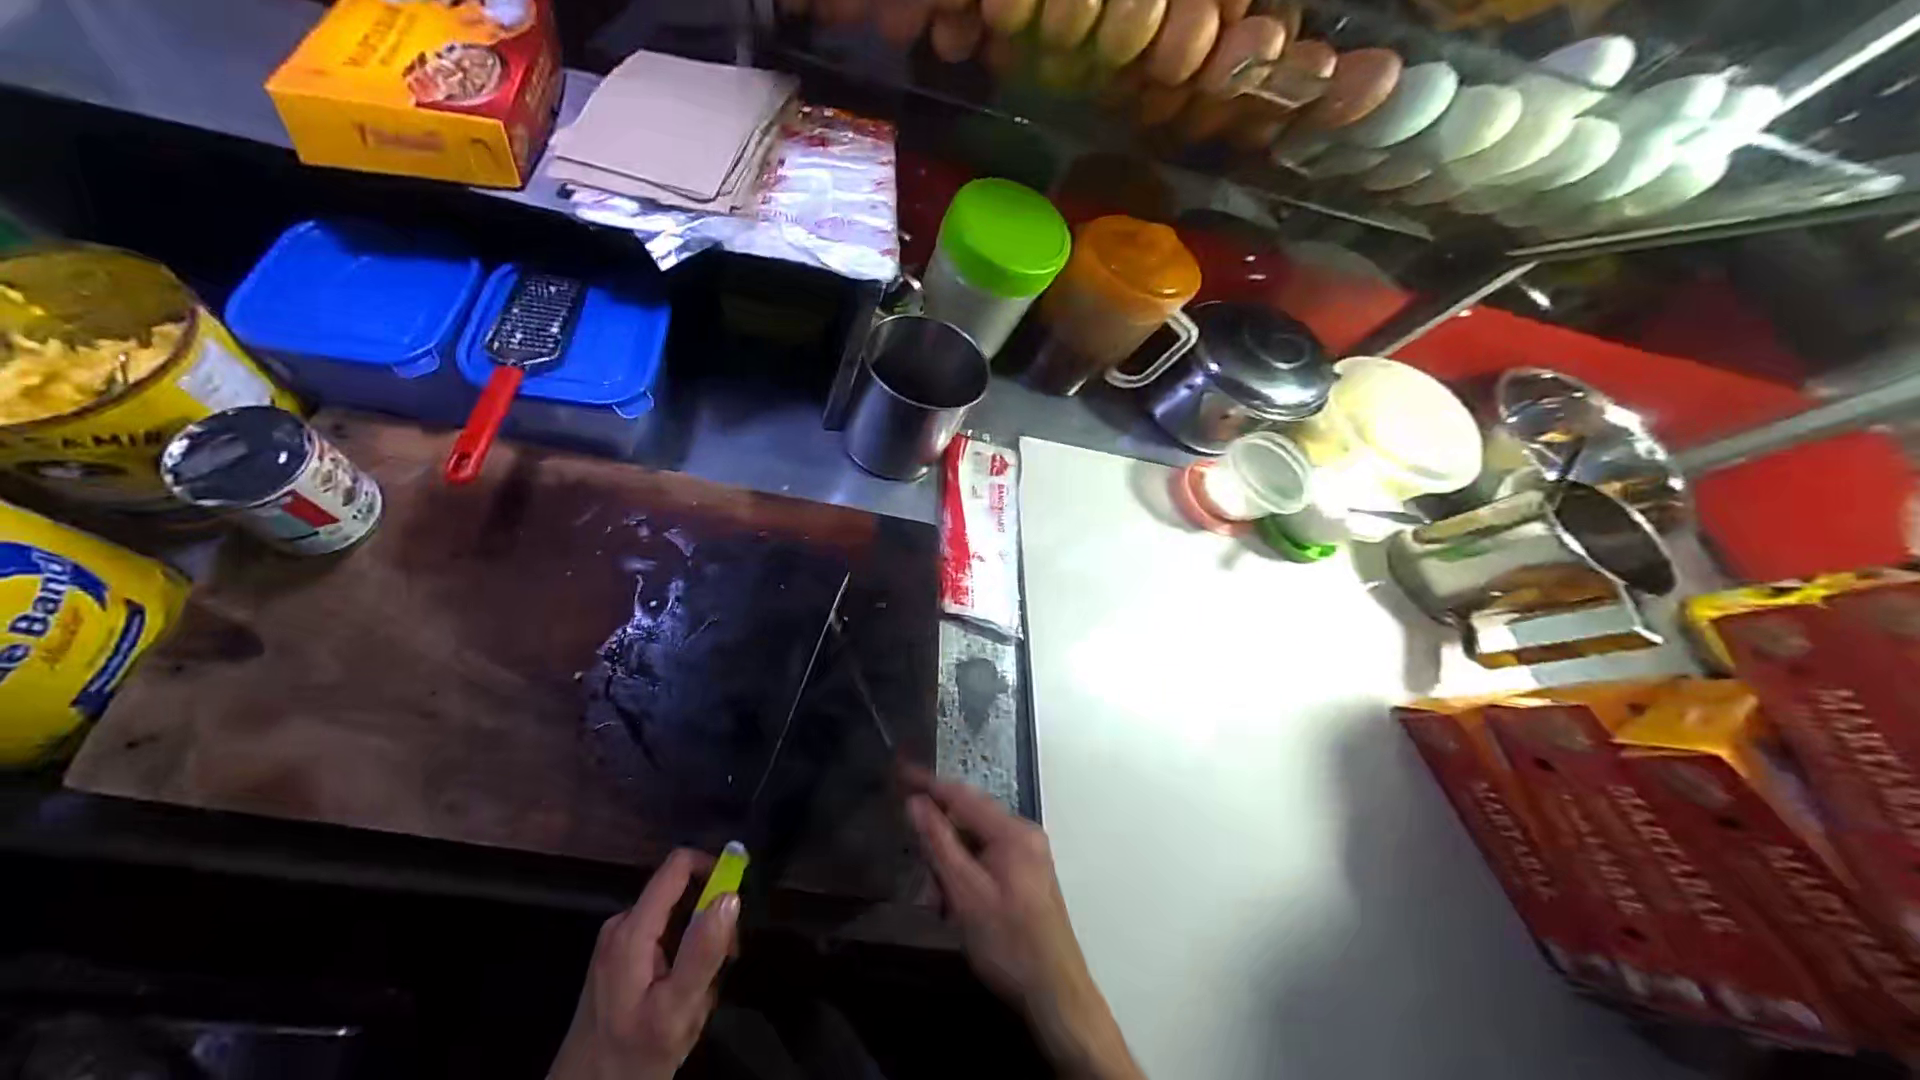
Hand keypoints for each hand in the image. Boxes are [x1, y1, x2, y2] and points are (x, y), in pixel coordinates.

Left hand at [547, 849, 738, 1079]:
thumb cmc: (630, 1059)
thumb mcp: (675, 1011)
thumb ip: (702, 951)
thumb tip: (731, 896)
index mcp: (632, 929)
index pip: (679, 865)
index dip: (715, 868)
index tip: (739, 900)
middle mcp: (622, 925)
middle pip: (682, 892)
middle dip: (711, 920)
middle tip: (724, 964)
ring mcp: (618, 943)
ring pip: (677, 918)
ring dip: (700, 945)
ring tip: (701, 993)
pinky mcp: (620, 961)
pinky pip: (665, 938)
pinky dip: (684, 958)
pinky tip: (683, 998)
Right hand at [904, 771, 1143, 1079]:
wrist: (1056, 993)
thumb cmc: (1008, 943)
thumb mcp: (965, 893)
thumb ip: (939, 843)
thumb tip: (915, 802)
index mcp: (1012, 831)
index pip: (962, 795)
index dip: (928, 784)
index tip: (899, 773)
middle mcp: (1023, 834)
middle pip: (968, 820)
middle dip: (939, 844)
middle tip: (925, 881)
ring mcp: (1027, 854)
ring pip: (974, 844)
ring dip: (950, 867)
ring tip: (942, 906)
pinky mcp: (1025, 875)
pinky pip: (986, 860)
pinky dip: (965, 877)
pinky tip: (956, 908)